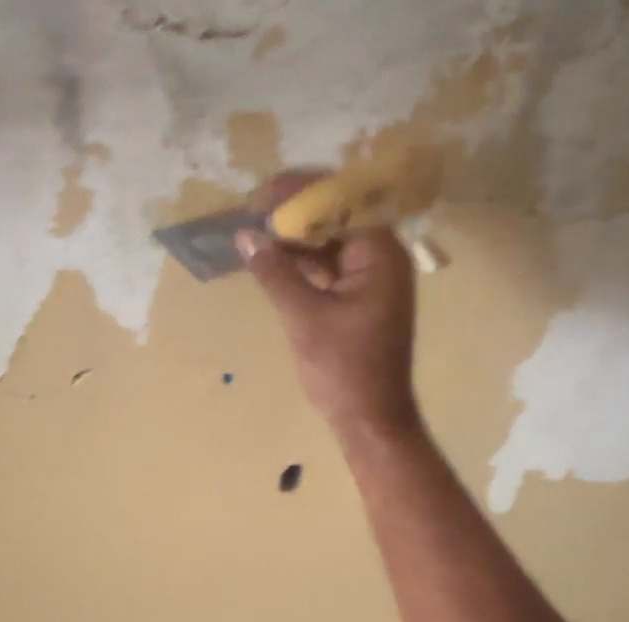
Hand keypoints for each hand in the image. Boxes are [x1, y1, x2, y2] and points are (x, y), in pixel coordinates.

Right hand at [238, 171, 420, 437]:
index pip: (341, 201)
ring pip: (331, 242)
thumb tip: (245, 236)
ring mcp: (374, 278)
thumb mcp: (303, 316)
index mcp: (380, 253)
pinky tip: (273, 260)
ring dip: (296, 238)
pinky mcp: (361, 299)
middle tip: (252, 211)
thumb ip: (274, 272)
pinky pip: (331, 267)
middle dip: (295, 213)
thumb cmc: (343, 369)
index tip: (260, 195)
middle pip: (338, 217)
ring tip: (255, 232)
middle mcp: (383, 257)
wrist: (370, 420)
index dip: (299, 193)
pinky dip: (304, 263)